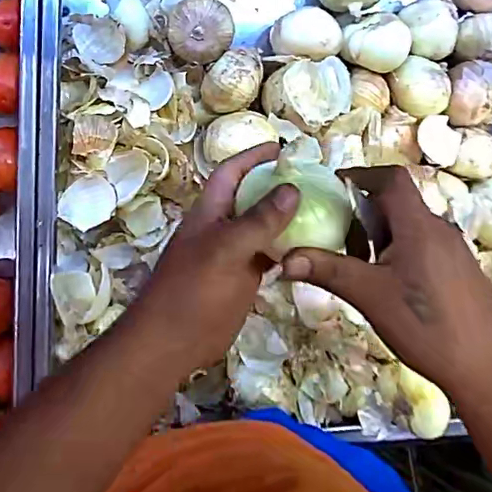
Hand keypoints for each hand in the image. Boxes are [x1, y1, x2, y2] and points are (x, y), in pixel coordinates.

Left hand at [120, 142, 297, 379]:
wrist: (171, 343)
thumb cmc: (194, 289)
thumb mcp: (228, 249)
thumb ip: (259, 219)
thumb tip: (291, 187)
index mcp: (210, 211)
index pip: (231, 172)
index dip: (253, 157)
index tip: (281, 147)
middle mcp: (221, 227)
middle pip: (250, 197)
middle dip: (275, 186)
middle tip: (312, 180)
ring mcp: (231, 254)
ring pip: (261, 228)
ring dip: (285, 219)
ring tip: (319, 210)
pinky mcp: (241, 280)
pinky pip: (267, 256)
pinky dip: (287, 251)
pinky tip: (310, 250)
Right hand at [280, 165, 491, 405]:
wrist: (487, 371)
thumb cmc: (426, 327)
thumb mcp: (370, 296)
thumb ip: (328, 270)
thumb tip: (283, 259)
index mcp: (419, 225)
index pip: (390, 178)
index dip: (360, 175)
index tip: (333, 188)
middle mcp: (439, 229)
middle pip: (397, 201)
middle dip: (363, 212)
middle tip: (338, 235)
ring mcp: (454, 250)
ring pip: (409, 225)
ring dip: (380, 234)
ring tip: (359, 263)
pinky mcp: (460, 270)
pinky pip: (423, 244)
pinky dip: (399, 249)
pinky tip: (389, 284)